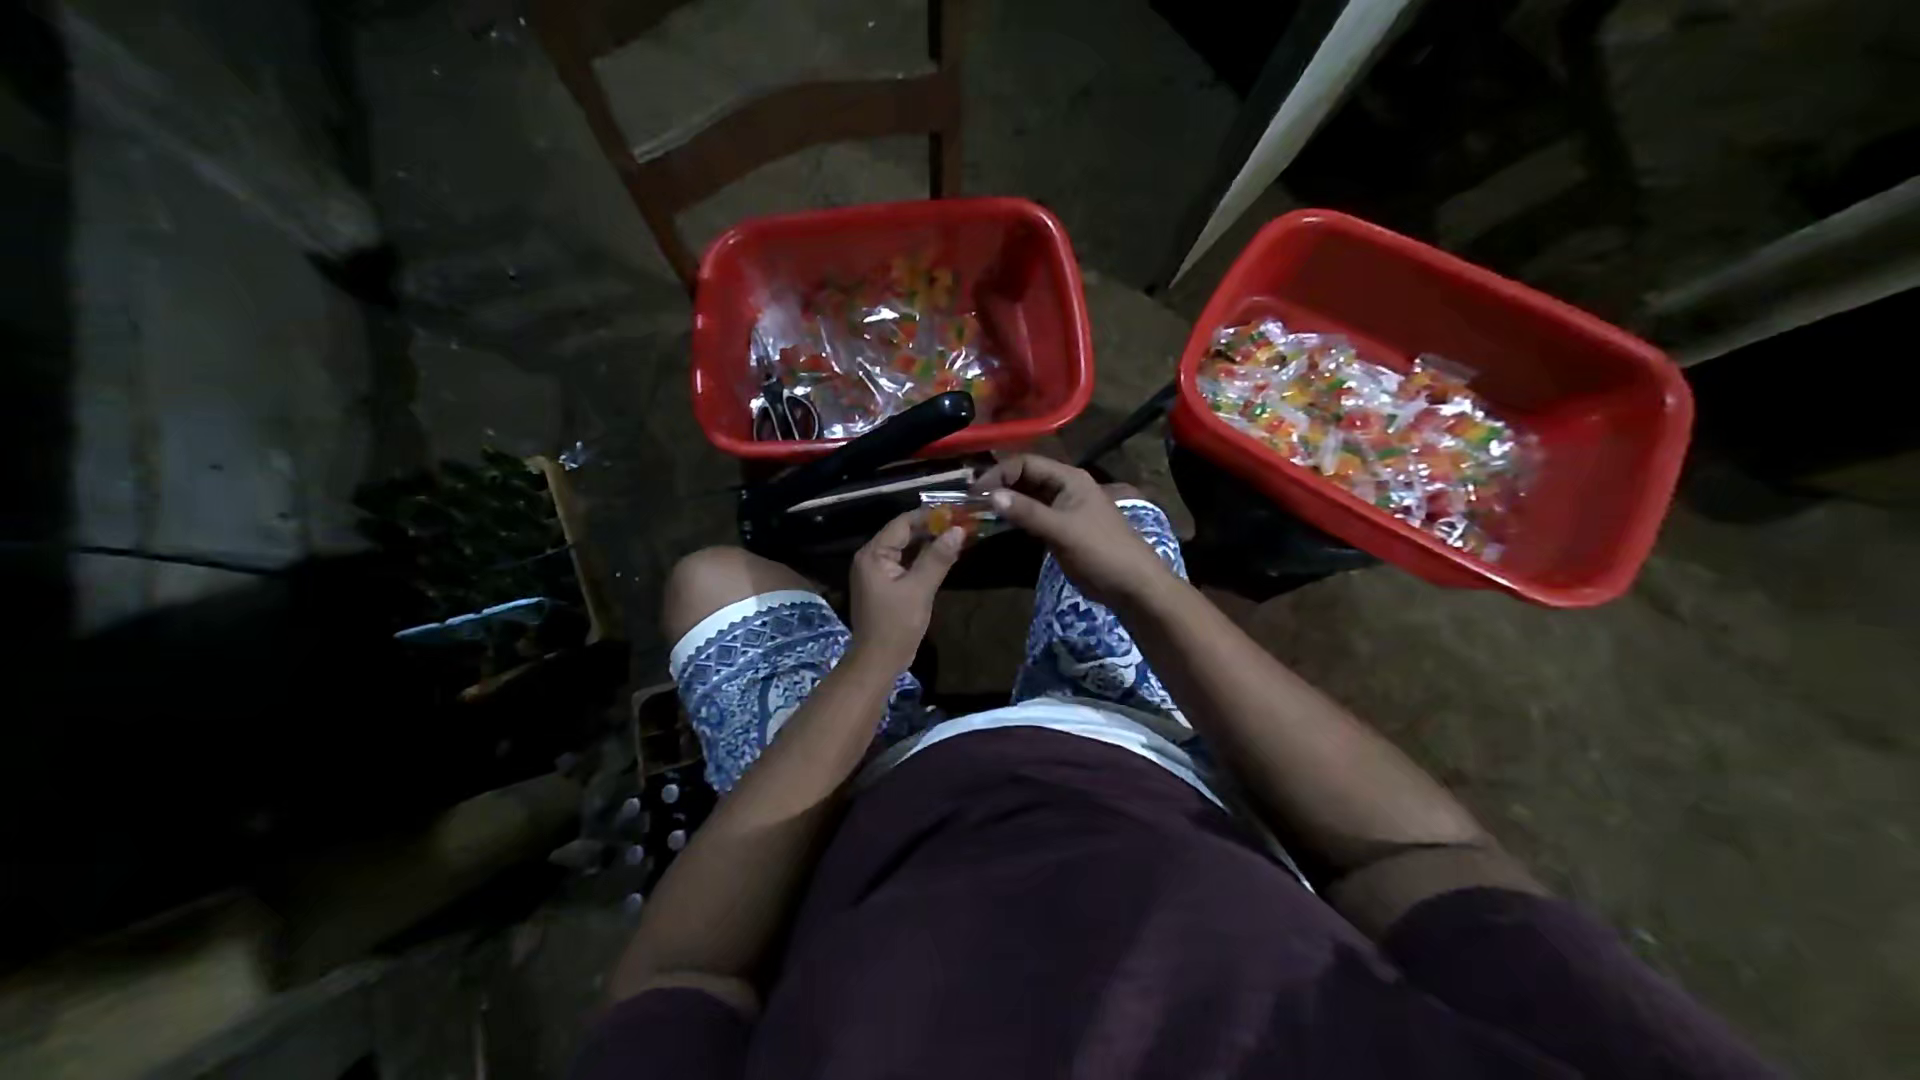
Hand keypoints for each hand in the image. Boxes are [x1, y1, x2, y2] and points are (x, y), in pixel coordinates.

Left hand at [847, 509, 964, 672]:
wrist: (879, 661)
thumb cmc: (896, 625)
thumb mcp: (920, 589)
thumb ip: (937, 558)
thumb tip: (958, 530)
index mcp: (873, 554)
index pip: (902, 523)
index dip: (930, 516)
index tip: (957, 512)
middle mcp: (871, 557)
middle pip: (904, 533)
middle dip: (932, 528)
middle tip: (962, 523)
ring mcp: (877, 571)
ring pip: (906, 548)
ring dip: (930, 543)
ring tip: (958, 536)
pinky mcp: (885, 583)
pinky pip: (905, 562)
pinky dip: (924, 558)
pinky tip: (945, 556)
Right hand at [974, 455, 1174, 608]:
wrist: (1131, 584)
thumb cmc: (1101, 550)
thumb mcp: (1062, 529)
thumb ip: (1027, 512)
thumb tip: (991, 496)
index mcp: (1069, 478)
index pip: (1026, 463)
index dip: (1000, 474)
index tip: (975, 493)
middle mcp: (1064, 488)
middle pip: (1025, 478)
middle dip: (999, 487)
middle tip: (971, 503)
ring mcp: (1062, 509)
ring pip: (1027, 498)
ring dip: (1005, 503)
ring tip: (978, 513)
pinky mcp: (1060, 530)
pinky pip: (1032, 517)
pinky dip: (1015, 519)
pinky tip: (997, 526)